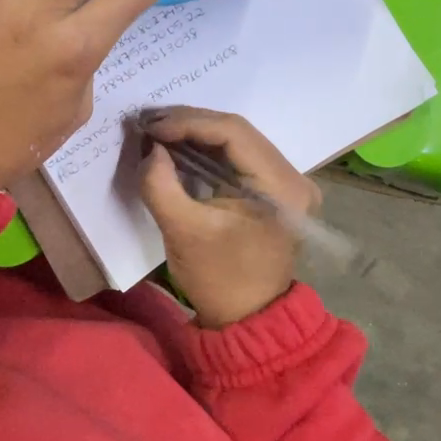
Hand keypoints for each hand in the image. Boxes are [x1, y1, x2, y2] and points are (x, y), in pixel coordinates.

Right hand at [140, 108, 320, 328]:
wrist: (247, 318)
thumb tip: (151, 147)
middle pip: (236, 131)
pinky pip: (237, 156)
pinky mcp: (273, 189)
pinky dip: (205, 149)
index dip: (187, 122)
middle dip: (189, 123)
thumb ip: (160, 183)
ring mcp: (286, 182)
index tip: (150, 126)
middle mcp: (293, 176)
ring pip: (235, 139)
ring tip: (157, 132)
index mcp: (281, 186)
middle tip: (148, 123)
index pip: (233, 132)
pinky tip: (177, 147)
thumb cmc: (217, 278)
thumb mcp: (181, 231)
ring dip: (195, 133)